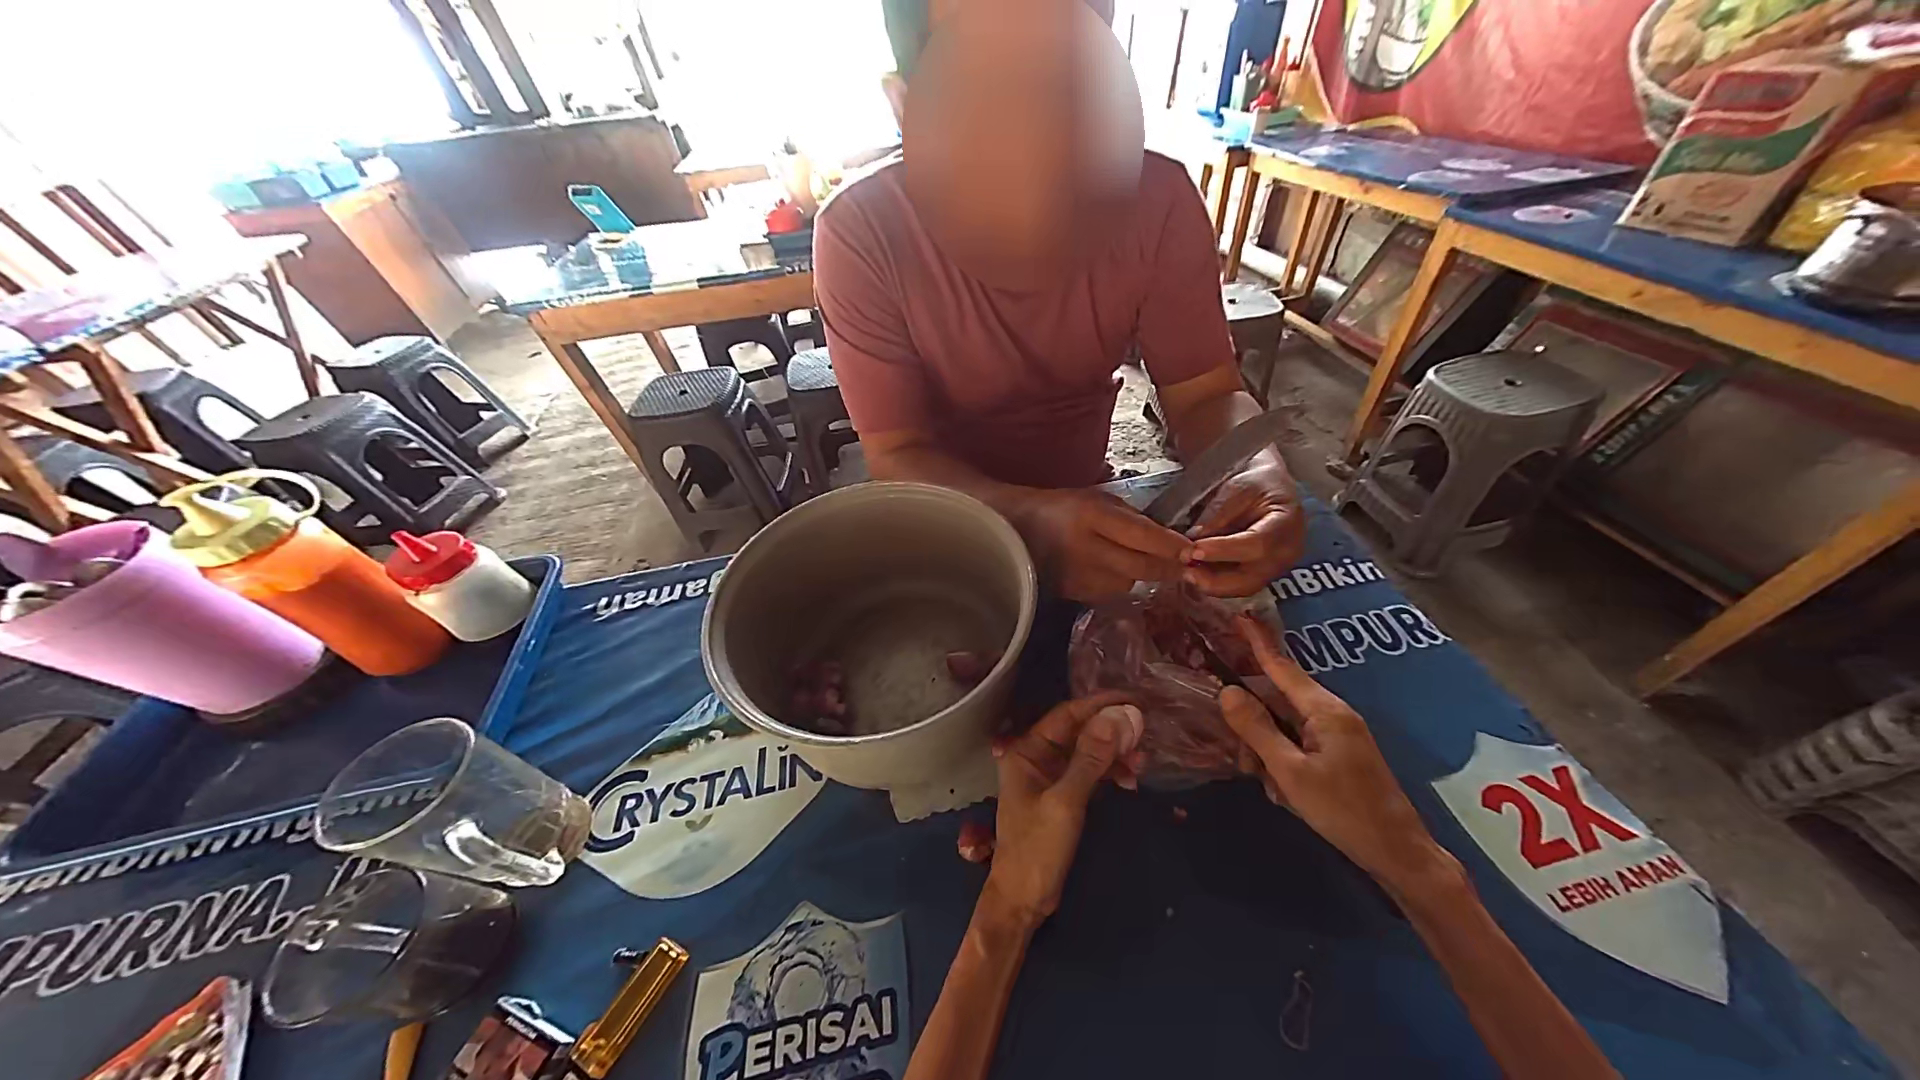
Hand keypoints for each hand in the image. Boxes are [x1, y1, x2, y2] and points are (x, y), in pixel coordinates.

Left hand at [981, 693, 1143, 927]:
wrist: (1024, 900)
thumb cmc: (1037, 849)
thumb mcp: (1067, 801)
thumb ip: (1093, 758)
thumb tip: (1122, 715)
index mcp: (1026, 750)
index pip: (1067, 715)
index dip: (1101, 706)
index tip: (1135, 701)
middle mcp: (1036, 757)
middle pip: (1079, 732)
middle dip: (1112, 731)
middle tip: (1146, 734)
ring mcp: (1049, 777)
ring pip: (1088, 752)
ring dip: (1115, 754)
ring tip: (1143, 762)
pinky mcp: (1063, 796)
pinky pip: (1090, 773)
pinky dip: (1110, 773)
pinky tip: (1130, 780)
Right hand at [1014, 489, 1191, 602]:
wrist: (1018, 528)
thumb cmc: (1063, 508)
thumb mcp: (1099, 500)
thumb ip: (1135, 519)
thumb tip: (1174, 541)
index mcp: (1091, 515)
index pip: (1142, 535)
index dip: (1171, 546)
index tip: (1194, 551)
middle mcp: (1085, 547)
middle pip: (1141, 566)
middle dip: (1168, 567)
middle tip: (1186, 565)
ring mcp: (1077, 575)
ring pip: (1129, 583)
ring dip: (1141, 574)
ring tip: (1134, 559)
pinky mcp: (1072, 593)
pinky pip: (1111, 592)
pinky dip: (1118, 583)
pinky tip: (1108, 570)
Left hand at [1183, 458, 1305, 596]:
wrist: (1270, 488)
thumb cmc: (1255, 484)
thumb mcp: (1238, 488)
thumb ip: (1219, 514)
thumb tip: (1195, 538)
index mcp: (1286, 524)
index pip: (1256, 544)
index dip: (1223, 550)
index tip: (1193, 550)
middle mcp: (1286, 553)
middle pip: (1252, 577)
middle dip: (1215, 579)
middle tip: (1185, 570)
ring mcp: (1277, 568)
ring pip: (1244, 588)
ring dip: (1213, 585)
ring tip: (1187, 573)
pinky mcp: (1264, 574)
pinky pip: (1240, 586)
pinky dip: (1217, 584)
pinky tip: (1196, 575)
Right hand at [1220, 613, 1451, 889]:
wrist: (1398, 853)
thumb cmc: (1343, 810)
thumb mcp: (1289, 771)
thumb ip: (1256, 728)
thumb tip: (1226, 690)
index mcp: (1324, 710)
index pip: (1281, 665)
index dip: (1257, 641)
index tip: (1239, 615)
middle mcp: (1331, 713)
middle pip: (1276, 699)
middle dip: (1253, 725)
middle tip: (1244, 760)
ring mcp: (1337, 733)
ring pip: (1283, 724)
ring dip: (1266, 750)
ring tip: (1271, 786)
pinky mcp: (1337, 752)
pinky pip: (1296, 742)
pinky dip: (1282, 761)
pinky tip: (1284, 792)